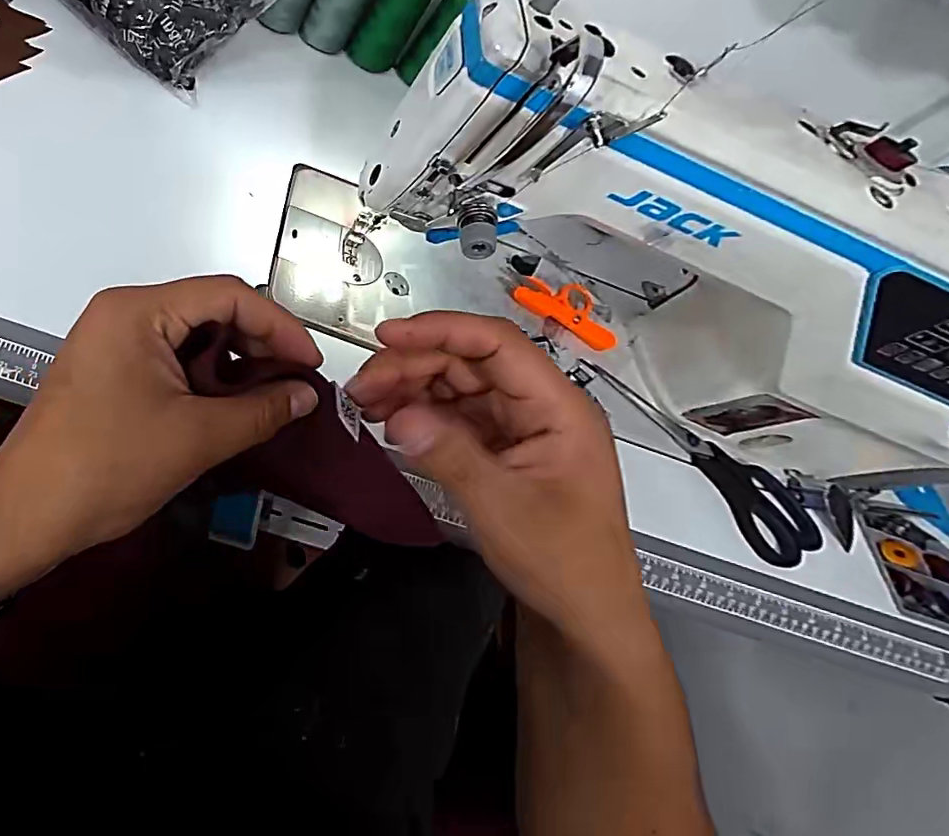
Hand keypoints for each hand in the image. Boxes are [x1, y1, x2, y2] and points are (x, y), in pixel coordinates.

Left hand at [0, 276, 323, 553]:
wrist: (25, 517)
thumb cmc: (95, 471)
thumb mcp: (195, 438)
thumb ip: (260, 410)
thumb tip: (301, 395)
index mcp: (136, 311)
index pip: (227, 295)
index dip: (278, 326)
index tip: (307, 359)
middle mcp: (122, 314)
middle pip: (210, 310)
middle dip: (256, 346)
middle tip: (291, 382)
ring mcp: (114, 340)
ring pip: (193, 335)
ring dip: (232, 365)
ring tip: (263, 400)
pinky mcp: (112, 367)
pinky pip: (172, 357)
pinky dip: (204, 378)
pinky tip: (225, 407)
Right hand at [346, 312, 654, 652]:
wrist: (584, 617)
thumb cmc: (567, 564)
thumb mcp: (503, 508)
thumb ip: (449, 455)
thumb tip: (399, 414)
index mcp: (559, 407)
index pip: (497, 344)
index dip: (441, 331)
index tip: (391, 336)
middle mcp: (538, 406)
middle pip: (468, 361)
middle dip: (412, 365)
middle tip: (364, 385)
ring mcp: (517, 424)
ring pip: (455, 385)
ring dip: (409, 387)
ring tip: (366, 401)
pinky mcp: (499, 444)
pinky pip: (453, 414)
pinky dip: (418, 413)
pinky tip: (389, 419)